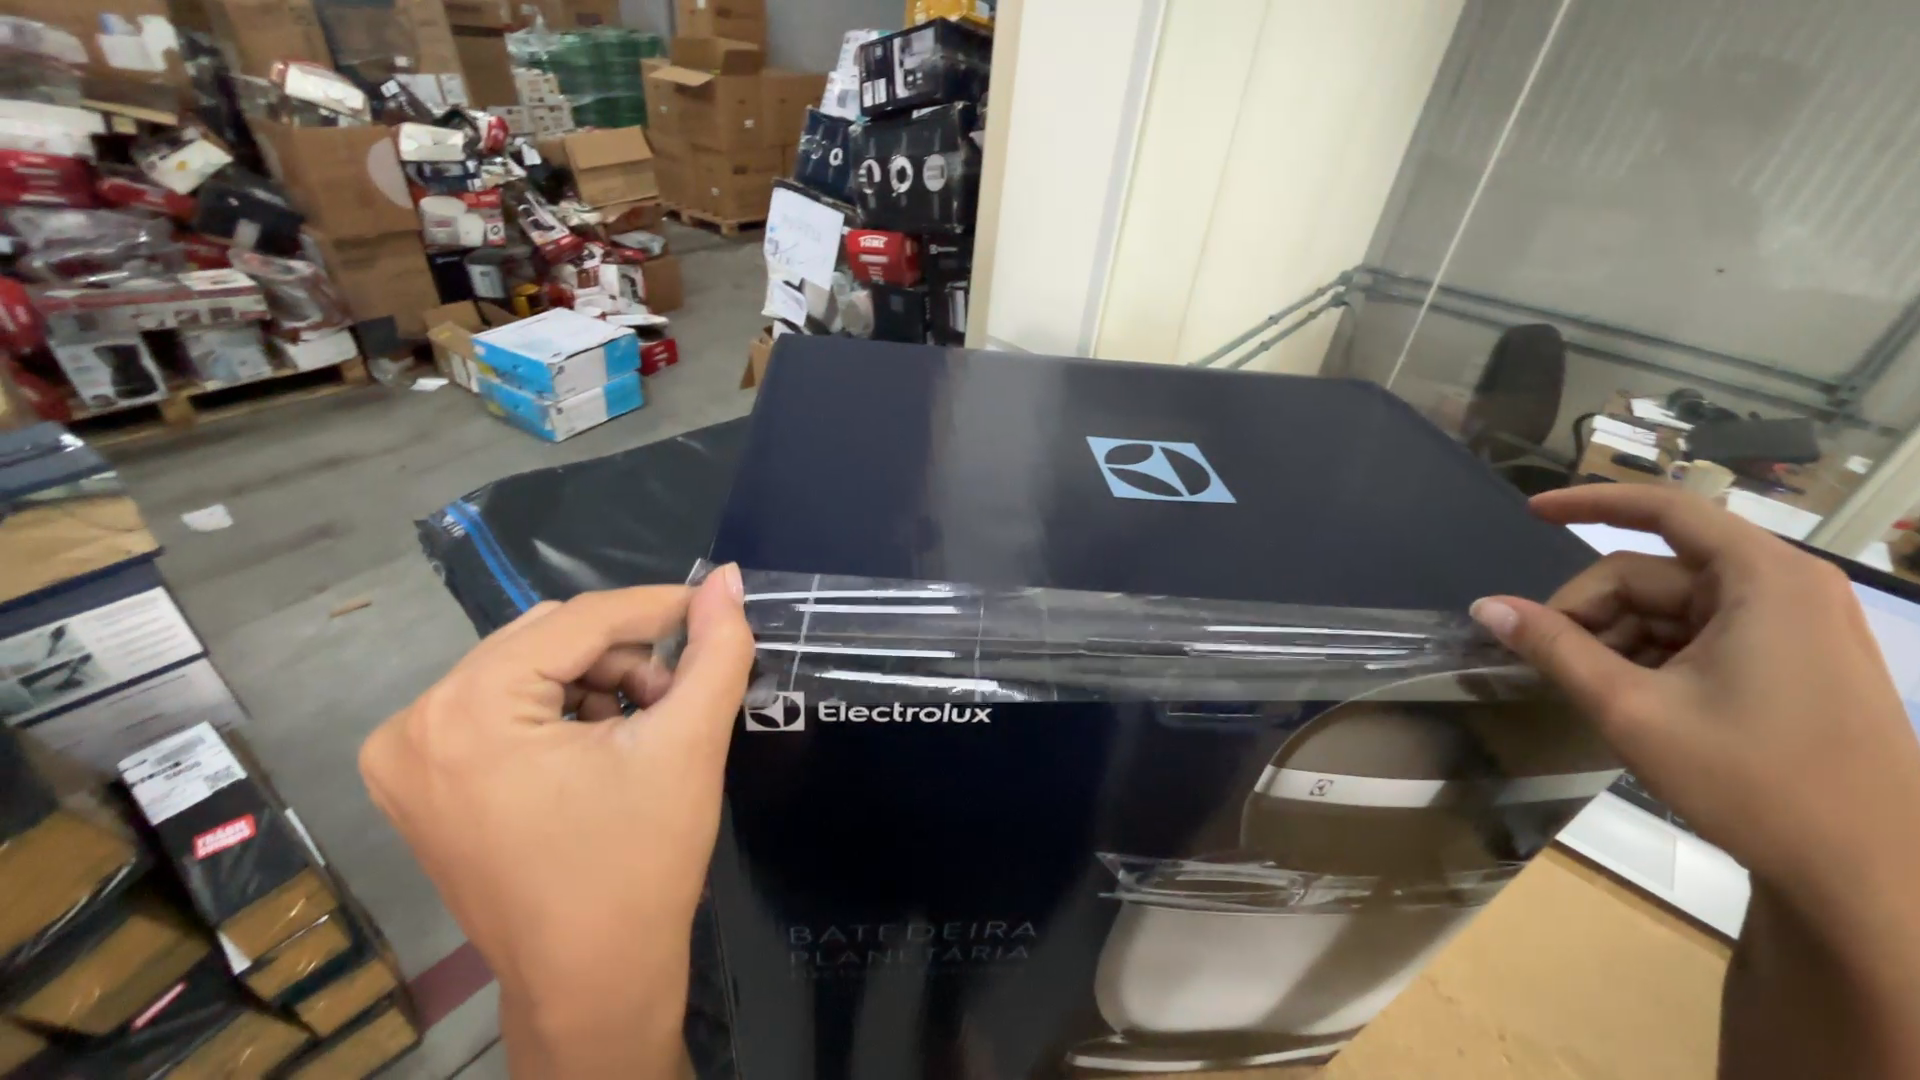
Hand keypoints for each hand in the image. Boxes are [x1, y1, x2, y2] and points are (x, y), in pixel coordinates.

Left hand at [359, 567, 752, 1075]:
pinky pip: (499, 707)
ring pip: (525, 668)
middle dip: (622, 656)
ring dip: (595, 681)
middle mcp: (413, 724)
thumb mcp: (687, 745)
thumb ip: (717, 651)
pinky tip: (600, 747)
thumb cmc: (639, 864)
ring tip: (643, 727)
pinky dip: (559, 710)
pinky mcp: (418, 783)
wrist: (593, 981)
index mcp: (466, 711)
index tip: (713, 606)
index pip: (578, 622)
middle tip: (675, 698)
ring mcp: (404, 758)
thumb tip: (729, 577)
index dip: (656, 607)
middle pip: (545, 640)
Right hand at [1468, 486, 1919, 912]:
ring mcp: (1797, 626)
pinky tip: (1634, 698)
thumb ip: (1553, 647)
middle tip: (1548, 662)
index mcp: (1763, 580)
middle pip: (1654, 572)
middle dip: (1592, 610)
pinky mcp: (1799, 661)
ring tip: (1595, 692)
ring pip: (1671, 607)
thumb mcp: (1631, 709)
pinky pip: (1702, 635)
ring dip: (1619, 639)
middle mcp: (1786, 588)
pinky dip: (1654, 655)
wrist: (1871, 873)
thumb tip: (1485, 606)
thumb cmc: (1754, 781)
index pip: (1663, 509)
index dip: (1588, 503)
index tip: (1529, 513)